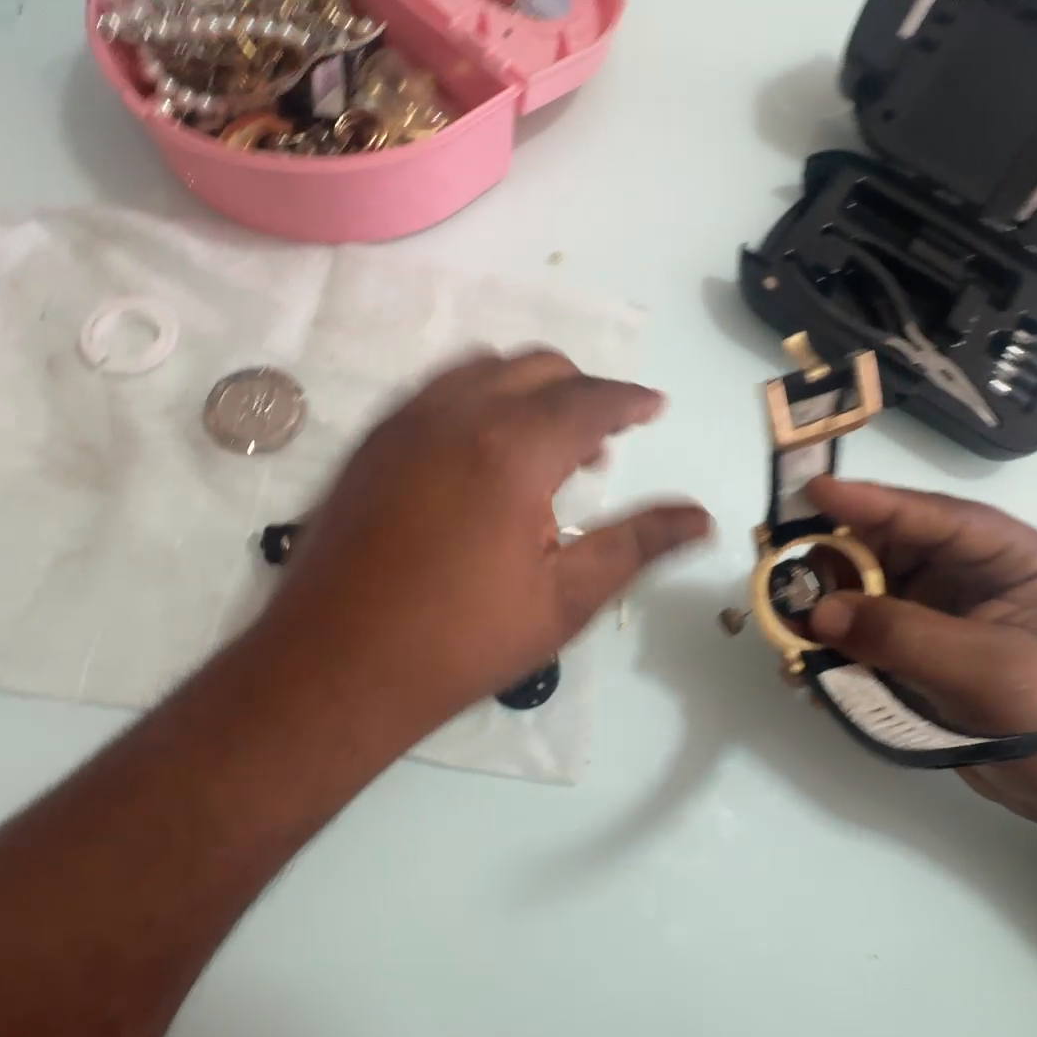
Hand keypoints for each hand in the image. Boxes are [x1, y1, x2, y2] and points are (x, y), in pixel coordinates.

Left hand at [261, 350, 710, 730]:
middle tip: (604, 446)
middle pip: (538, 368)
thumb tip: (701, 519)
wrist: (334, 668)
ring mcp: (403, 423)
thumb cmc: (460, 642)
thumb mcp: (565, 600)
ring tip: (545, 448)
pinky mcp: (370, 443)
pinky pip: (436, 390)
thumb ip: (638, 545)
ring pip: (482, 369)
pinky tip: (482, 455)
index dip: (631, 401)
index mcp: (512, 450)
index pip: (589, 400)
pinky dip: (478, 398)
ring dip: (529, 390)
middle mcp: (456, 415)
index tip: (654, 408)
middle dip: (583, 393)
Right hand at [805, 478, 1036, 828]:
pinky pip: (867, 639)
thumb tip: (818, 614)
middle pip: (888, 552)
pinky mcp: (922, 654)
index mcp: (1006, 557)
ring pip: (869, 596)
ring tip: (785, 627)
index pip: (932, 517)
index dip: (872, 503)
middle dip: (834, 563)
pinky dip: (836, 651)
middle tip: (780, 569)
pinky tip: (809, 670)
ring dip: (827, 611)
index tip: (816, 492)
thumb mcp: (982, 667)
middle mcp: (969, 576)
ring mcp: (942, 616)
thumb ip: (899, 635)